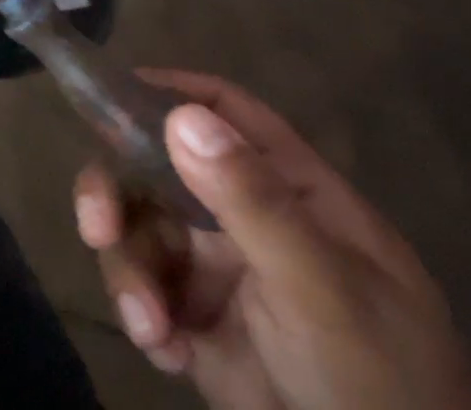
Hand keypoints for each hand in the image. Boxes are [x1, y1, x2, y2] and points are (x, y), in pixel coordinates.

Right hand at [74, 69, 470, 409]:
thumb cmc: (375, 377)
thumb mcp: (317, 286)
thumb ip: (252, 202)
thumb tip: (182, 114)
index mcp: (294, 195)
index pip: (230, 115)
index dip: (171, 94)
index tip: (107, 92)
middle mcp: (246, 221)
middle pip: (154, 172)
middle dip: (114, 196)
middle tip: (95, 227)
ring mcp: (218, 271)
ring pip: (137, 234)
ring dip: (129, 274)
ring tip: (151, 326)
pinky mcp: (193, 318)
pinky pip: (140, 289)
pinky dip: (143, 317)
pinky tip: (168, 352)